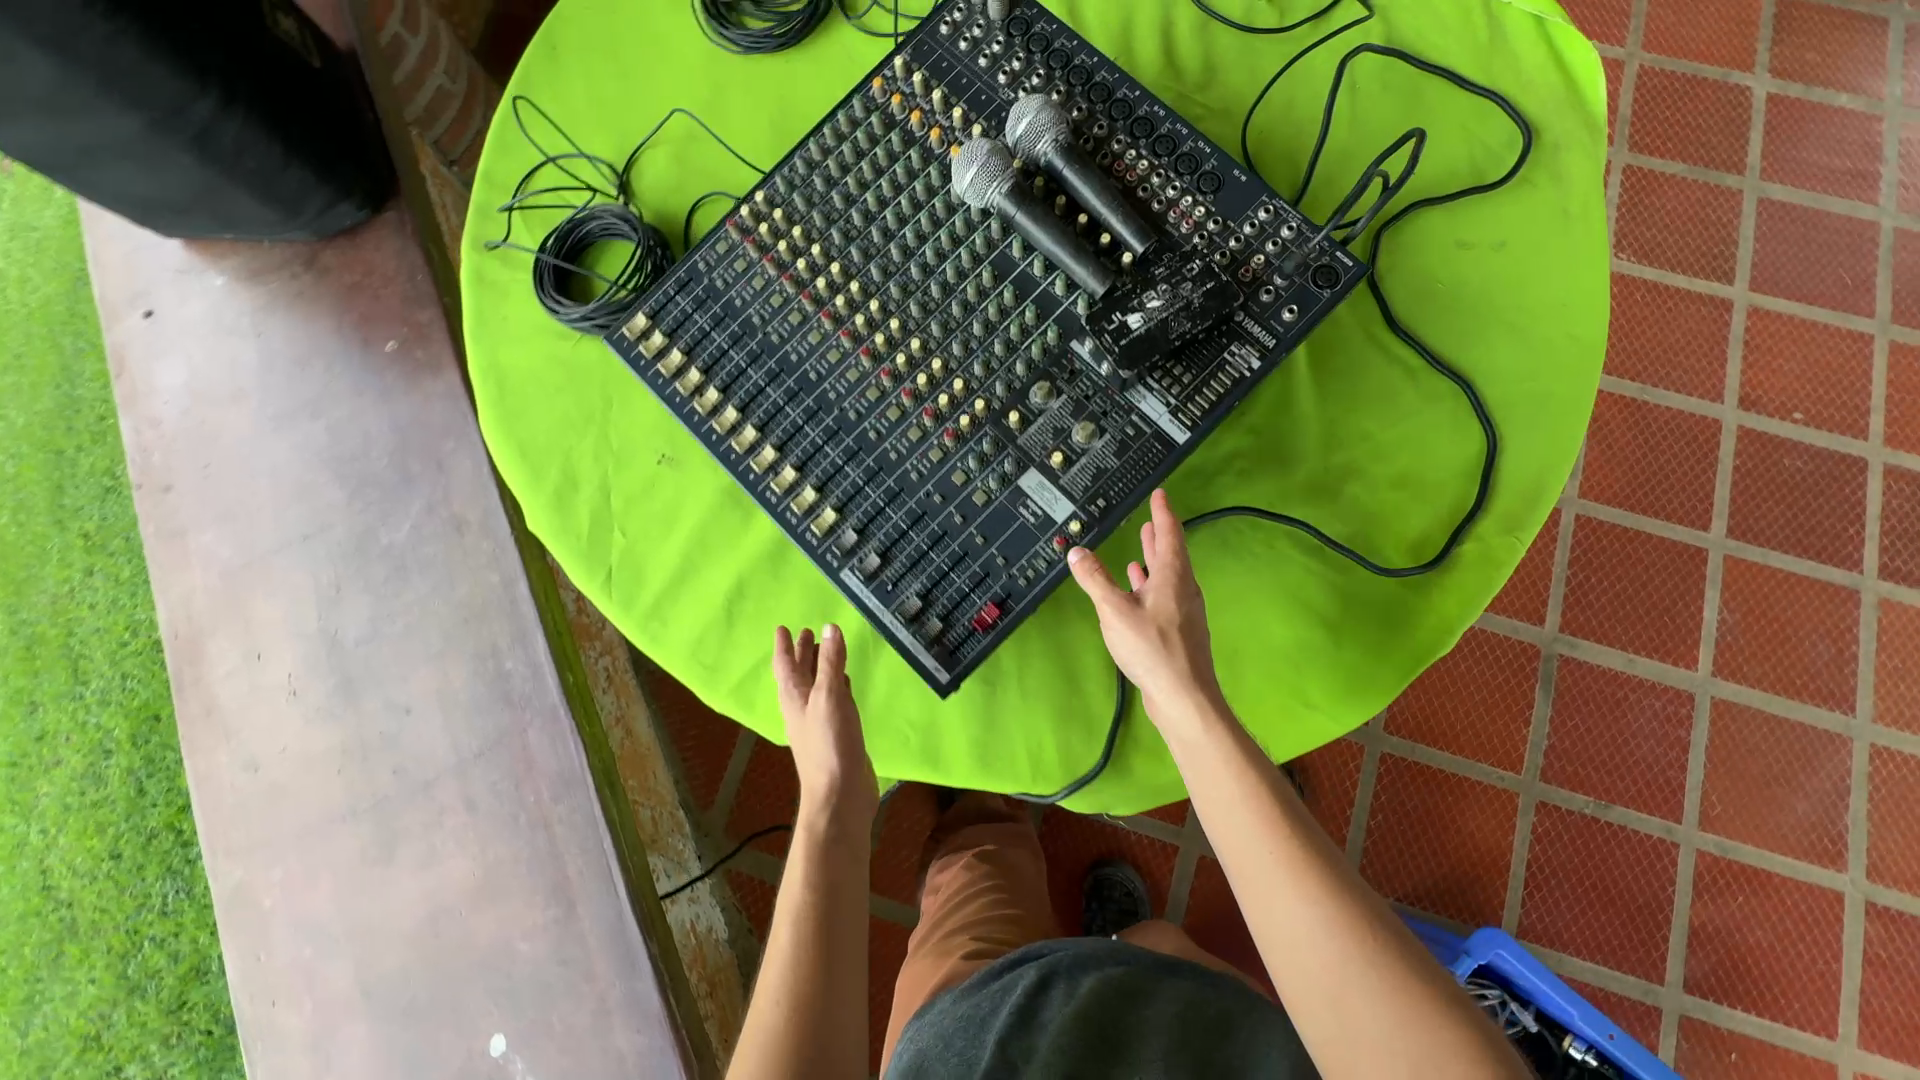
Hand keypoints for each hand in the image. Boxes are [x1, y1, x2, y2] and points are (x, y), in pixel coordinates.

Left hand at [772, 624, 877, 824]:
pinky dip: (836, 687)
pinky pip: (833, 702)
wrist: (840, 795)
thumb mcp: (829, 696)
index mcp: (794, 698)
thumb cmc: (829, 743)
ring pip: (816, 688)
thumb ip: (830, 663)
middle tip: (807, 633)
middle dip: (802, 654)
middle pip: (799, 675)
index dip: (784, 646)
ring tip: (826, 651)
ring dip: (819, 669)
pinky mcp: (836, 734)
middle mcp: (802, 708)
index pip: (786, 665)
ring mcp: (819, 723)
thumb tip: (829, 628)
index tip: (782, 628)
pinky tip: (845, 684)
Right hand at [1066, 489, 1224, 724]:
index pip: (1170, 535)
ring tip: (1138, 553)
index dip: (1163, 513)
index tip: (1160, 495)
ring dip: (1153, 563)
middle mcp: (1183, 589)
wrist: (1184, 696)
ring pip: (1168, 579)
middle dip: (1159, 537)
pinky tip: (1137, 595)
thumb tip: (1077, 551)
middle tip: (1149, 520)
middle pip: (1172, 555)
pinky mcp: (1179, 632)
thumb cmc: (1152, 648)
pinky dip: (1150, 588)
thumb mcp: (1114, 611)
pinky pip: (1164, 598)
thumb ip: (1095, 580)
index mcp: (1172, 577)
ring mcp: (1183, 612)